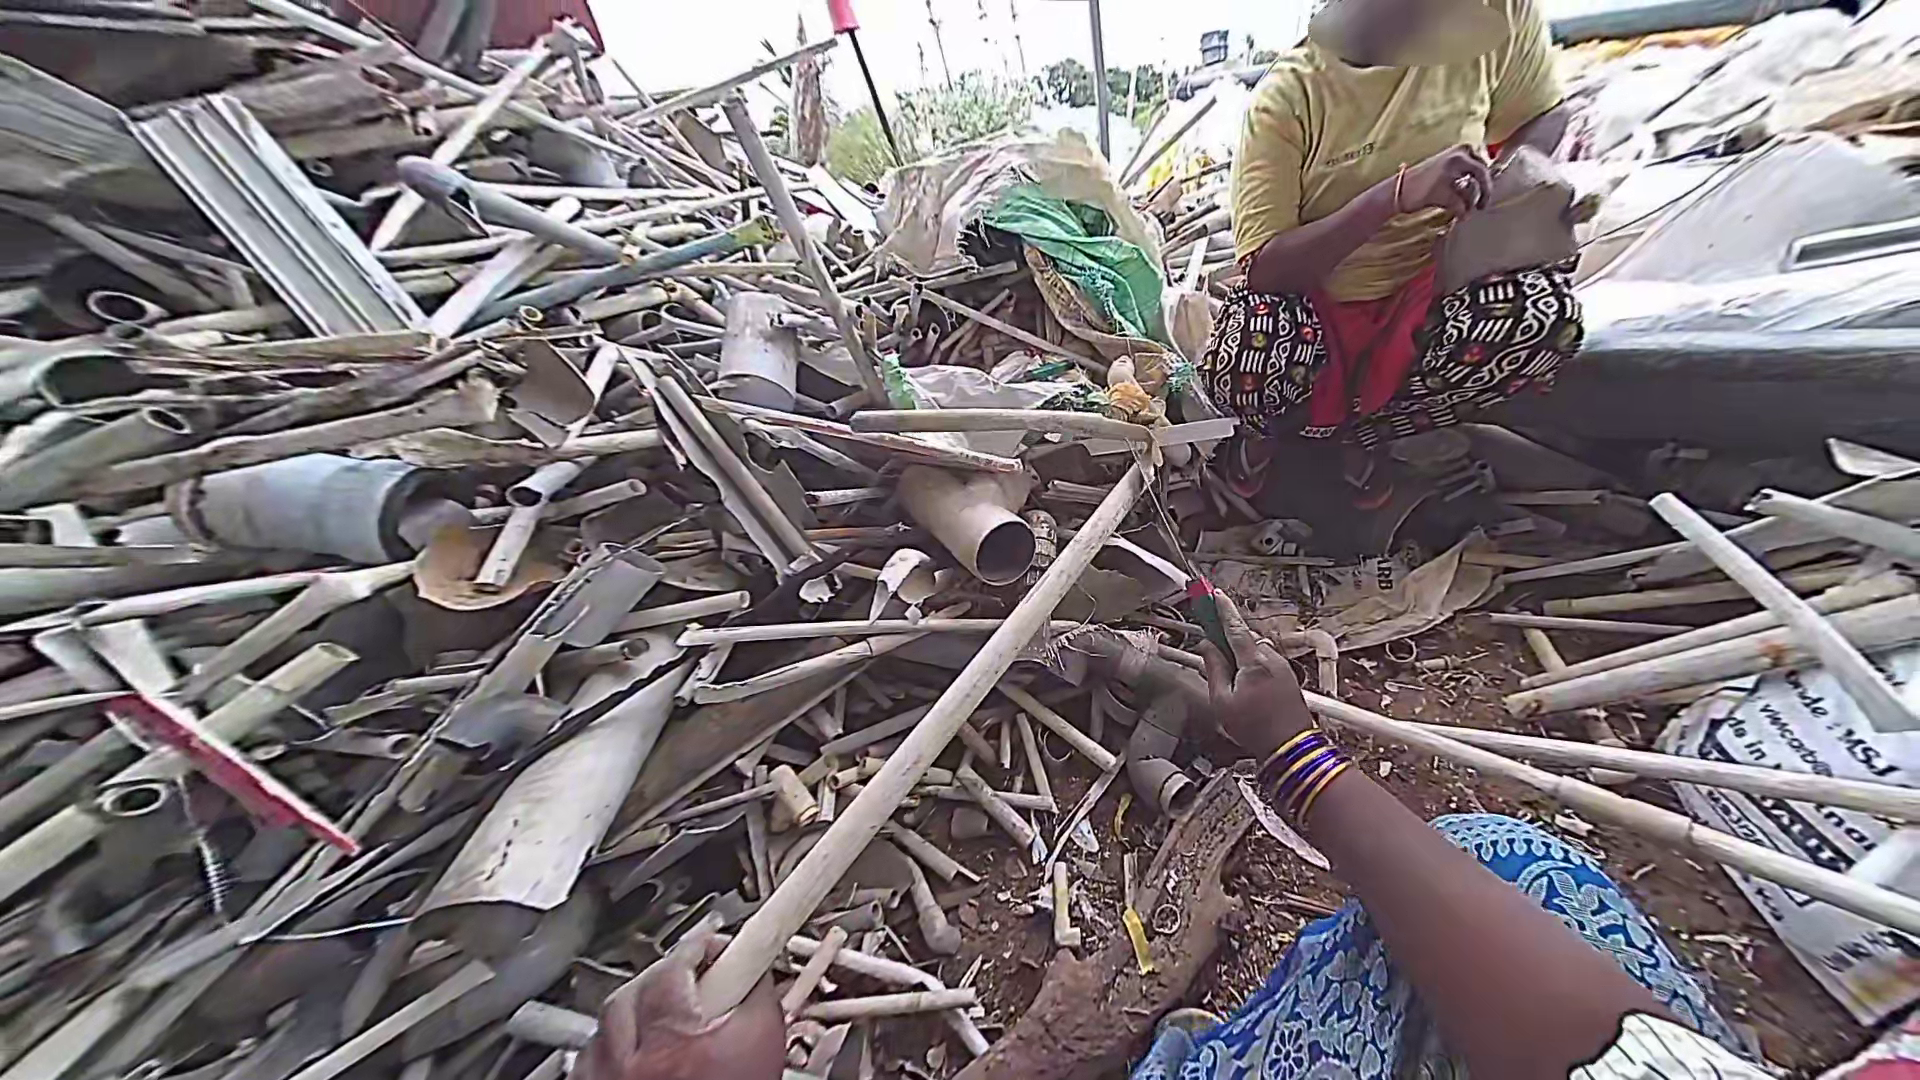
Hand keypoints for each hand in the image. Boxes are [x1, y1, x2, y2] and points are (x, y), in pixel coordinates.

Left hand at [574, 918, 785, 1079]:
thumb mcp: (764, 1036)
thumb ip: (757, 987)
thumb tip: (750, 962)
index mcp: (674, 1042)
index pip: (676, 965)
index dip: (700, 947)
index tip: (714, 946)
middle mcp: (629, 1068)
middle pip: (631, 993)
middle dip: (664, 976)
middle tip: (693, 979)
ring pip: (602, 1031)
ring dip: (632, 1013)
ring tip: (664, 1018)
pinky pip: (587, 1069)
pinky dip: (608, 1052)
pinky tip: (635, 1056)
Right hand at [1196, 592, 1315, 759]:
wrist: (1291, 749)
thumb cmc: (1256, 729)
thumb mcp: (1222, 700)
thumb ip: (1213, 668)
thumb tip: (1207, 648)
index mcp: (1254, 663)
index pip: (1235, 627)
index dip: (1222, 609)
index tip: (1213, 594)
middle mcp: (1272, 660)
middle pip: (1244, 637)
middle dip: (1227, 638)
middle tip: (1210, 646)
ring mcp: (1282, 668)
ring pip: (1254, 649)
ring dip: (1239, 653)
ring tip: (1228, 677)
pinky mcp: (1287, 677)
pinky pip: (1264, 660)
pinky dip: (1250, 663)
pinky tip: (1242, 682)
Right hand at [1397, 145, 1491, 216]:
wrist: (1396, 191)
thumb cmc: (1419, 182)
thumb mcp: (1444, 166)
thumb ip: (1462, 168)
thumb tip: (1481, 180)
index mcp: (1461, 149)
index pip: (1483, 161)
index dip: (1485, 177)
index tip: (1485, 188)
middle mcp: (1457, 157)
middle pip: (1481, 174)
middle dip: (1485, 190)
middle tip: (1483, 203)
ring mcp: (1449, 173)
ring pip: (1471, 189)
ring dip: (1472, 203)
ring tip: (1469, 211)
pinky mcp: (1441, 190)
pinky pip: (1458, 203)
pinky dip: (1462, 211)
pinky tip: (1461, 217)